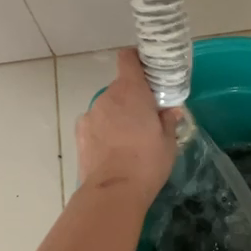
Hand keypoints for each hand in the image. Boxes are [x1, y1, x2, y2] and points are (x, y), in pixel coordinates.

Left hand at [76, 49, 180, 202]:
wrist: (113, 192)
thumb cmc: (147, 162)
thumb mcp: (168, 142)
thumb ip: (168, 121)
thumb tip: (170, 111)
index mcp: (131, 91)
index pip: (128, 59)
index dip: (137, 60)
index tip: (148, 72)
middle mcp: (107, 97)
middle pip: (120, 87)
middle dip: (132, 98)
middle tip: (146, 119)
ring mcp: (90, 114)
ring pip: (108, 107)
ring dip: (117, 116)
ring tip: (129, 140)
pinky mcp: (80, 132)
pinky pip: (96, 123)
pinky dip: (104, 130)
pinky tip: (113, 151)